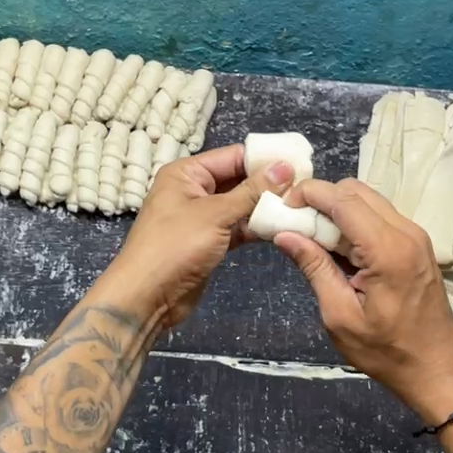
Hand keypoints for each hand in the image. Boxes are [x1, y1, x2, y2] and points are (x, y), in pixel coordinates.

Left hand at [97, 144, 293, 328]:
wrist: (147, 296)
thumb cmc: (175, 246)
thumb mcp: (215, 214)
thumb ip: (251, 191)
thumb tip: (285, 167)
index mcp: (187, 174)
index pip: (232, 156)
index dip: (264, 159)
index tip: (300, 163)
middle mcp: (193, 191)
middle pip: (238, 180)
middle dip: (268, 184)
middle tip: (305, 187)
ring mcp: (202, 218)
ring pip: (240, 206)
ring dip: (265, 208)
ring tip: (300, 207)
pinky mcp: (209, 242)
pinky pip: (238, 227)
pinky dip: (256, 228)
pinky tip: (283, 227)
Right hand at [272, 178, 452, 419]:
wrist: (437, 367)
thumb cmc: (386, 351)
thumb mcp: (340, 316)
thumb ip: (314, 268)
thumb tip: (284, 235)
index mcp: (387, 251)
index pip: (343, 200)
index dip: (309, 194)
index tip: (282, 207)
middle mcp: (406, 232)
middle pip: (356, 190)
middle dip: (321, 198)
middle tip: (295, 224)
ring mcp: (415, 235)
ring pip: (368, 199)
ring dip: (337, 209)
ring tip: (312, 237)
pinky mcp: (416, 243)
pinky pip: (379, 215)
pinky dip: (353, 220)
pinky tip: (337, 247)